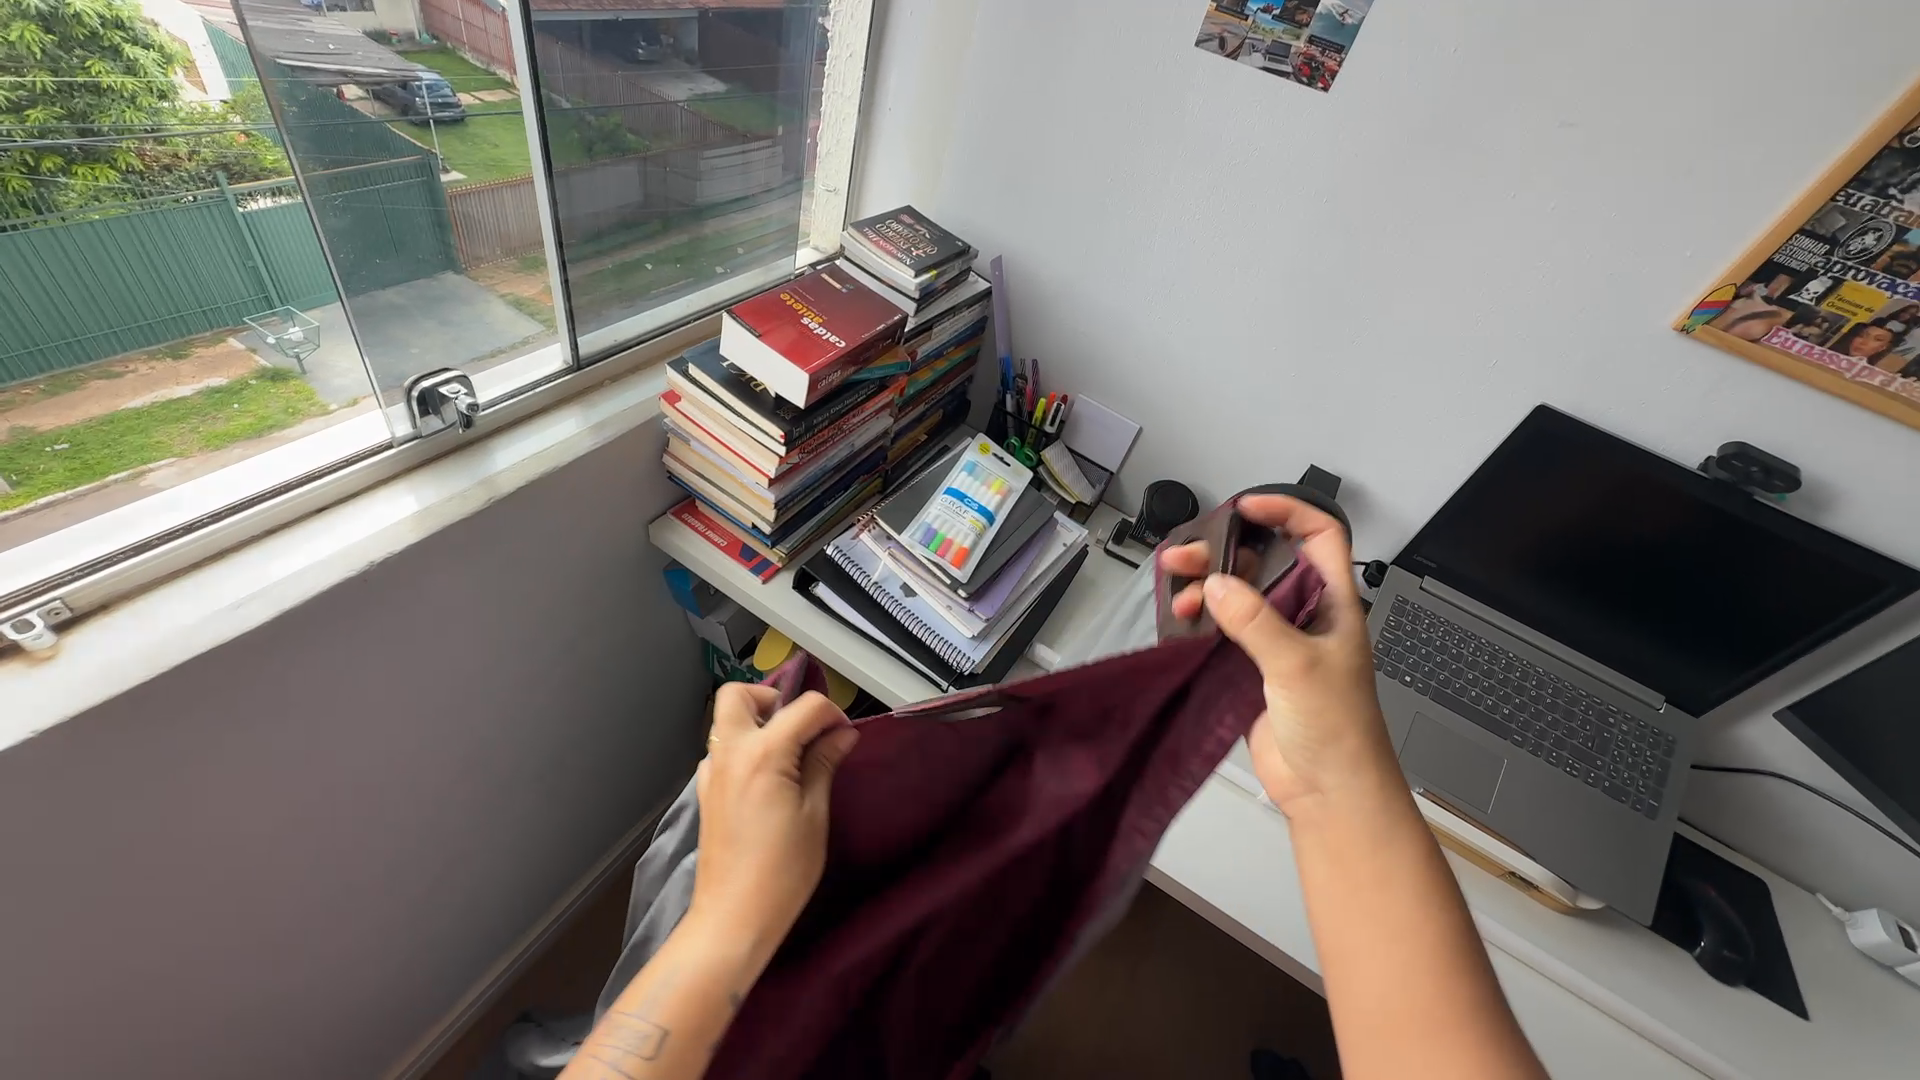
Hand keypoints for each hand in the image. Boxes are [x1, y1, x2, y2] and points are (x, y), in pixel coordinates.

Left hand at [688, 683, 859, 966]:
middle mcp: (730, 753)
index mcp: (763, 754)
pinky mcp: (706, 793)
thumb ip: (824, 764)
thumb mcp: (815, 814)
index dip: (831, 714)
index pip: (804, 707)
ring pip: (726, 721)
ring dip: (757, 722)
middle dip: (773, 698)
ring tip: (789, 753)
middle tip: (801, 726)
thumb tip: (842, 734)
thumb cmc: (782, 871)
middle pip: (739, 694)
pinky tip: (768, 779)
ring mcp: (712, 773)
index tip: (844, 736)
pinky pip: (722, 750)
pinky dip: (745, 749)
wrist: (733, 918)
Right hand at [1160, 495, 1397, 817]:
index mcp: (1333, 603)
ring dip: (1205, 587)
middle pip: (1263, 561)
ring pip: (1236, 594)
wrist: (1327, 790)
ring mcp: (1276, 640)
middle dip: (1223, 552)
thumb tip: (1217, 584)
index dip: (1288, 511)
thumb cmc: (1338, 729)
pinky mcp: (1251, 666)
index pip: (1319, 536)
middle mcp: (1304, 614)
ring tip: (1178, 595)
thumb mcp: (1298, 666)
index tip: (1246, 507)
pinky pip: (1221, 629)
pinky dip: (1199, 620)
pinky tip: (1180, 621)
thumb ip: (1256, 622)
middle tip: (1183, 557)